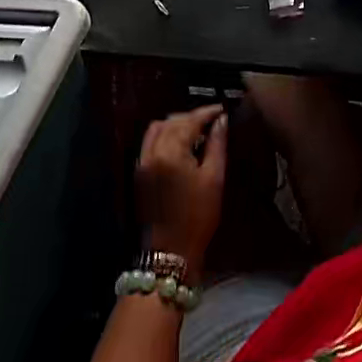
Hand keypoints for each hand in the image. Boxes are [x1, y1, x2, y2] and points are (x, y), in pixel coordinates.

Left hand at [136, 105, 227, 278]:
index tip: (222, 110)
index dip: (207, 112)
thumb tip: (222, 121)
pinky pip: (150, 143)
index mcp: (170, 153)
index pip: (189, 121)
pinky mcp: (139, 174)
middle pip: (171, 121)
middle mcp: (151, 153)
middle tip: (213, 121)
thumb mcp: (214, 178)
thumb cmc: (198, 216)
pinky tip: (182, 145)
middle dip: (192, 117)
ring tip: (197, 131)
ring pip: (157, 129)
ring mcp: (142, 163)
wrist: (171, 251)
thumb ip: (217, 144)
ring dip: (176, 124)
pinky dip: (165, 136)